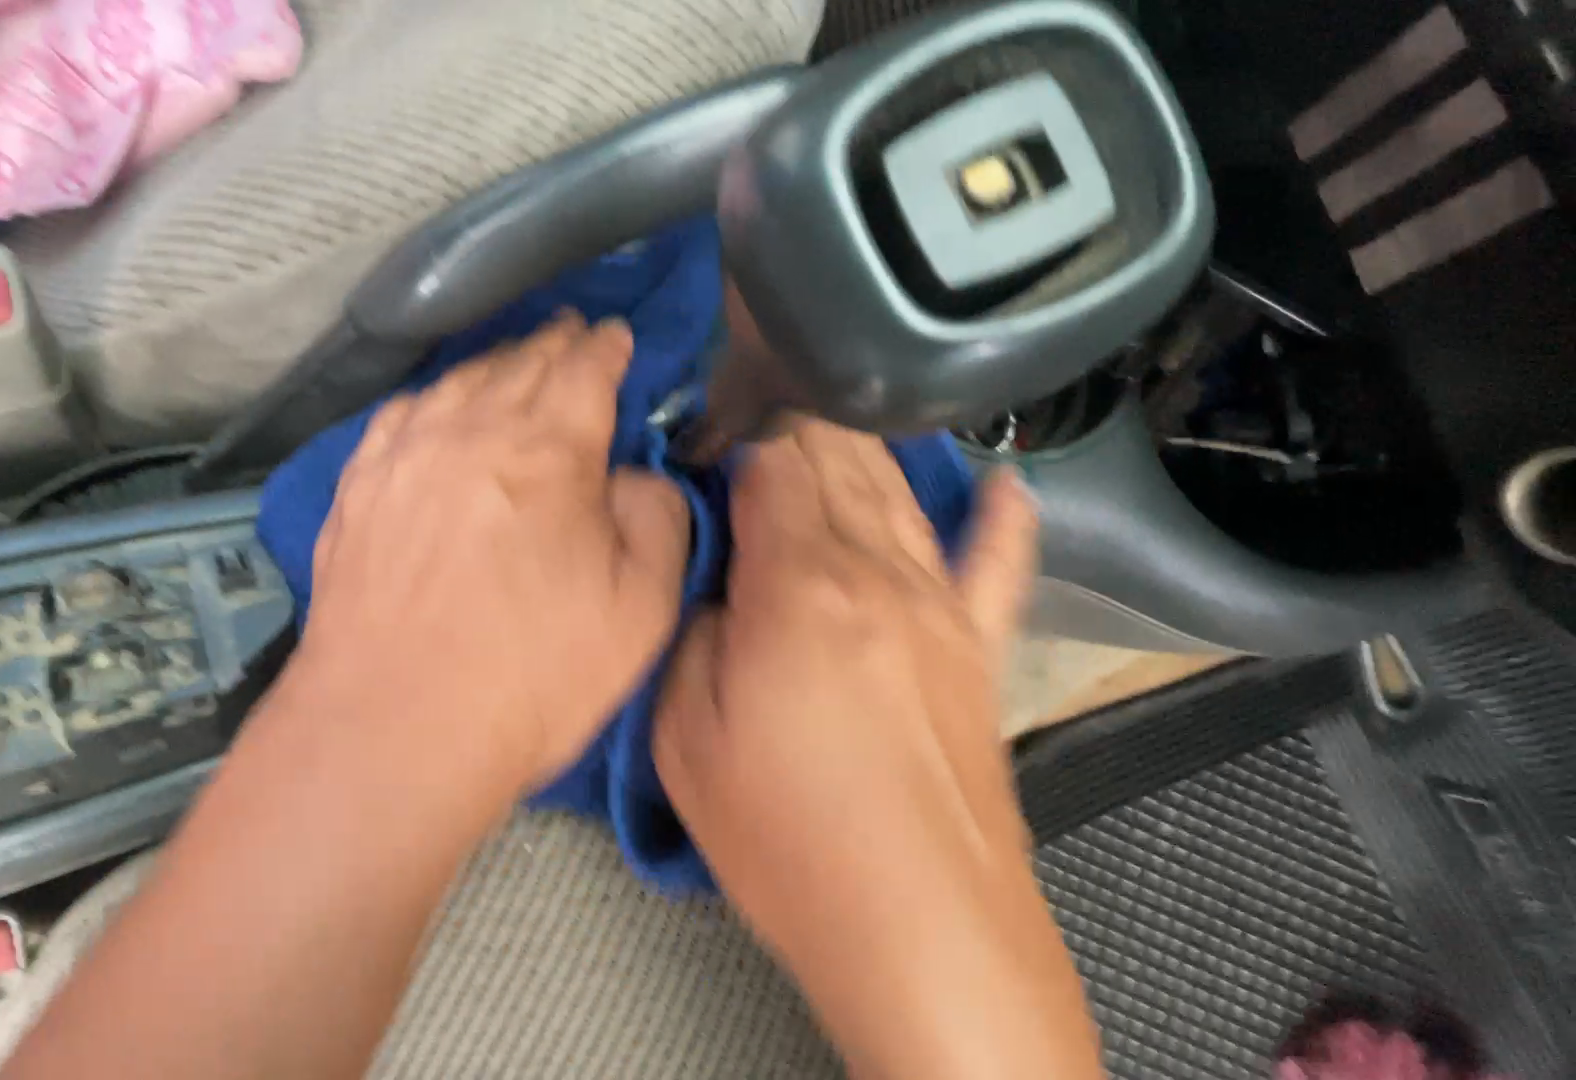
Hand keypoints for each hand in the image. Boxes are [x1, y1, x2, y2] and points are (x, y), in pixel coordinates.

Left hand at [283, 313, 690, 794]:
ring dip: (496, 364)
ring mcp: (403, 457)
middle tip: (574, 333)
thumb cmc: (534, 674)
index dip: (607, 348)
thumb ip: (656, 517)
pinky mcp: (358, 491)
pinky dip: (435, 399)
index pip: (585, 370)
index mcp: (548, 450)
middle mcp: (470, 431)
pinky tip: (439, 408)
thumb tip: (632, 476)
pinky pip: (403, 418)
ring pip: (458, 382)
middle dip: (555, 344)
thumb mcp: (641, 607)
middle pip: (520, 364)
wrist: (395, 730)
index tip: (618, 336)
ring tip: (515, 361)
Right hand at [652, 421, 1102, 1079]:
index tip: (701, 441)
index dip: (731, 435)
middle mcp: (878, 572)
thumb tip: (712, 582)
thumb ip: (688, 633)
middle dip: (788, 427)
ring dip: (860, 450)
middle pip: (837, 459)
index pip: (769, 461)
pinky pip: (1000, 564)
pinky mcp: (982, 650)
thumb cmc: (787, 838)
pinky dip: (1003, 518)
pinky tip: (1005, 483)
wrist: (920, 928)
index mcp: (799, 584)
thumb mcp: (685, 736)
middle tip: (749, 425)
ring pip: (901, 492)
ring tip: (825, 427)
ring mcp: (941, 607)